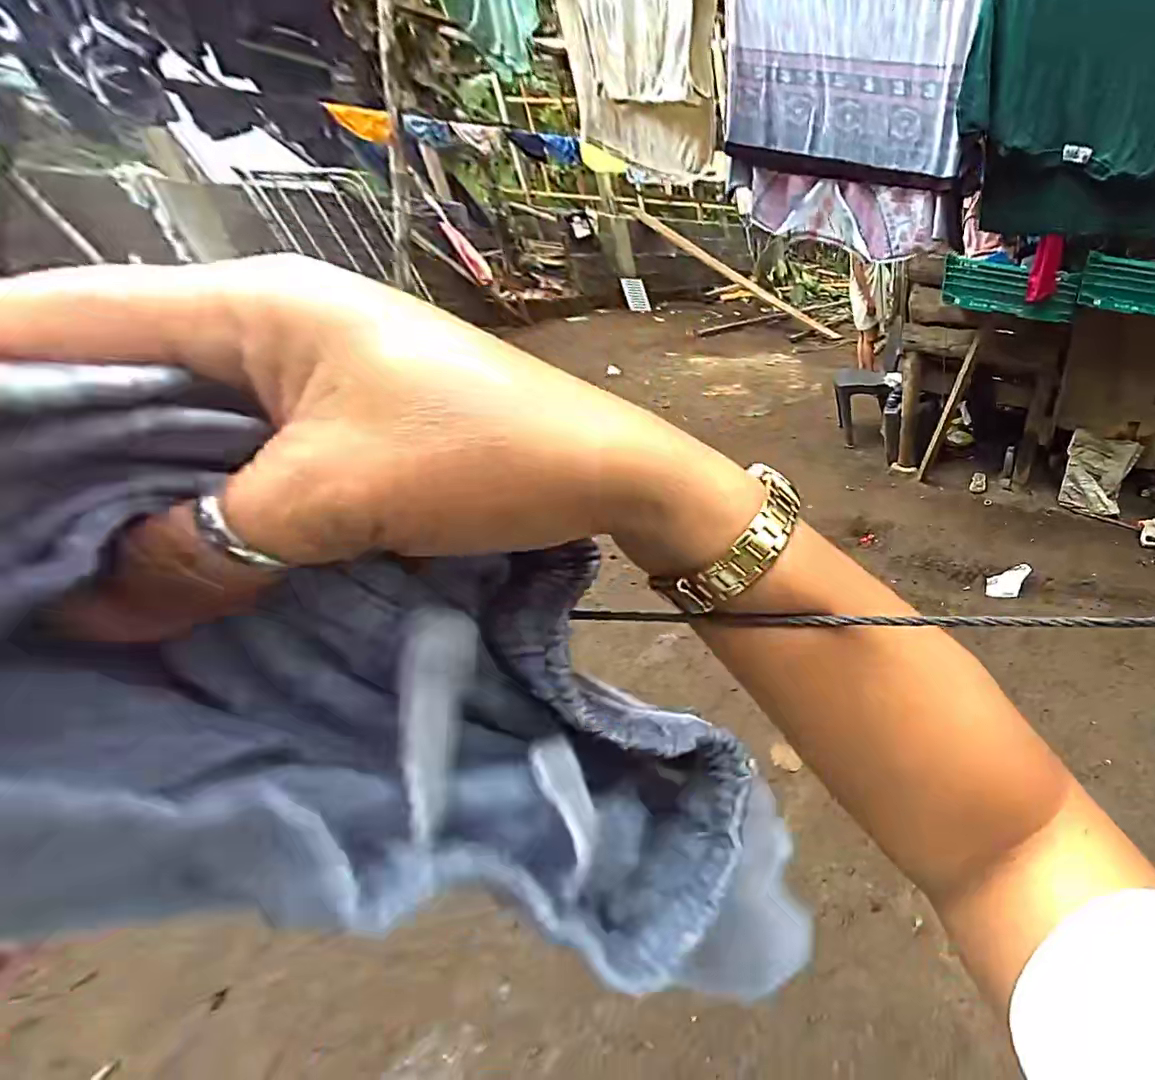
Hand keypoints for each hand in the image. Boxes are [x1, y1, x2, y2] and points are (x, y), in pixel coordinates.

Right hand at [0, 256, 765, 632]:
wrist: (623, 471)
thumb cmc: (491, 461)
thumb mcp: (336, 500)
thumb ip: (203, 547)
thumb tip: (96, 609)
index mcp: (255, 305)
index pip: (49, 322)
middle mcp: (288, 321)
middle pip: (120, 373)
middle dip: (57, 455)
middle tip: (24, 545)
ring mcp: (340, 368)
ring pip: (200, 419)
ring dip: (148, 484)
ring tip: (80, 555)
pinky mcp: (380, 415)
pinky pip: (271, 445)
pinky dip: (229, 490)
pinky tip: (196, 540)